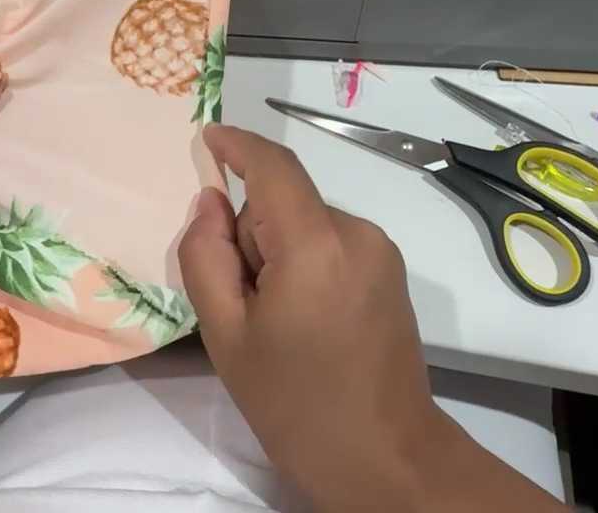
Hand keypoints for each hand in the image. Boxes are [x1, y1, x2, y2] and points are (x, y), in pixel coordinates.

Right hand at [178, 124, 448, 510]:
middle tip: (244, 300)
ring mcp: (380, 250)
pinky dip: (306, 260)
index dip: (238, 144)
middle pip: (285, 202)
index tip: (209, 137)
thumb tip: (212, 201)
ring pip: (306, 222)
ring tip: (279, 319)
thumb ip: (206, 256)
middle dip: (253, 233)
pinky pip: (330, 241)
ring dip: (280, 250)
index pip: (274, 167)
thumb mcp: (227, 336)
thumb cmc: (297, 404)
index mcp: (316, 245)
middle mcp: (357, 232)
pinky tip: (307, 318)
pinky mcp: (390, 269)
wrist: (386, 460)